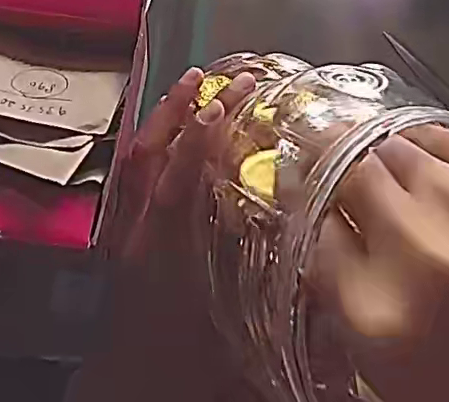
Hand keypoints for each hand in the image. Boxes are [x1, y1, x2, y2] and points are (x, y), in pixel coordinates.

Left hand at [72, 67, 257, 401]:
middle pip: (148, 159)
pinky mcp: (120, 228)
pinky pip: (131, 170)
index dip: (195, 146)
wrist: (125, 390)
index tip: (221, 108)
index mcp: (160, 262)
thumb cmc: (177, 369)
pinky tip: (170, 121)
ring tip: (189, 83)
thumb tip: (328, 317)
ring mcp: (123, 229)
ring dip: (163, 116)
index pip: (173, 190)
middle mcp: (137, 236)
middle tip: (210, 78)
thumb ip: (274, 326)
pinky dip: (152, 137)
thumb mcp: (230, 353)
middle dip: (178, 111)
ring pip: (135, 159)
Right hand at [309, 126, 448, 401]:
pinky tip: (438, 170)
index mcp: (386, 323)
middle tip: (322, 156)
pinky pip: (441, 139)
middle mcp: (419, 248)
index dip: (298, 208)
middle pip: (337, 166)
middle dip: (323, 158)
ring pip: (387, 142)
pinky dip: (428, 152)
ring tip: (382, 164)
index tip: (297, 194)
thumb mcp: (418, 383)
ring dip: (377, 153)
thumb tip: (324, 239)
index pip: (307, 233)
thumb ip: (361, 310)